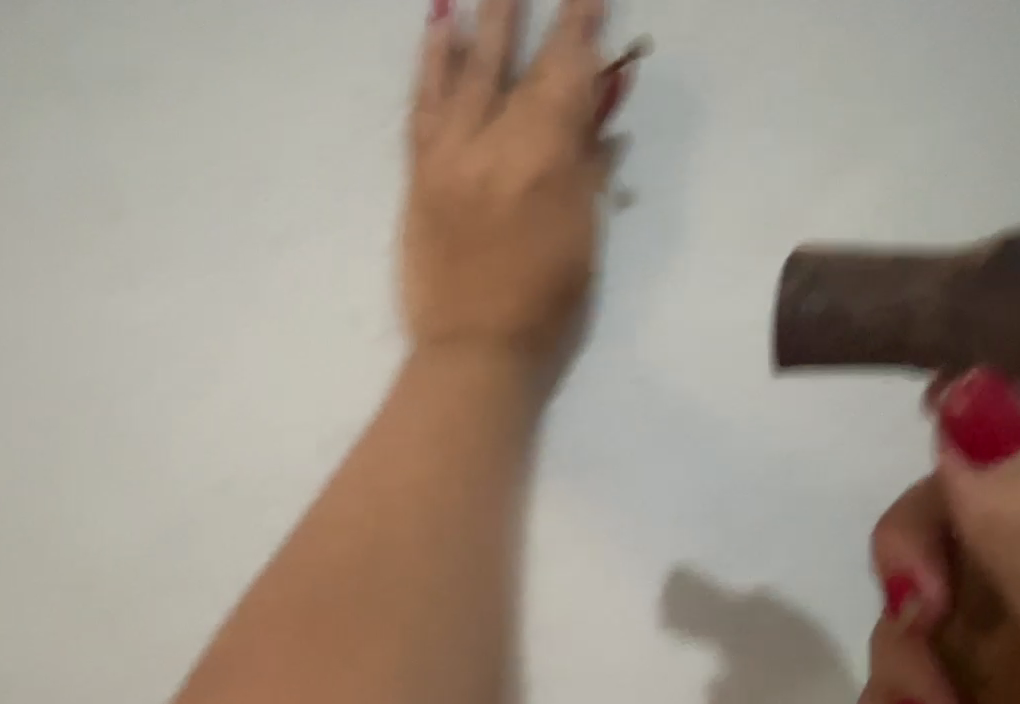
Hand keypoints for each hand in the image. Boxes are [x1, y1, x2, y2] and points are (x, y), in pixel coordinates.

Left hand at [401, 0, 626, 366]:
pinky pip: (421, 110)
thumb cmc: (545, 310)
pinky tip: (437, 33)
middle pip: (515, 63)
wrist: (473, 354)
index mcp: (545, 160)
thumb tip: (600, 119)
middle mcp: (493, 145)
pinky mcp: (418, 179)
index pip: (568, 74)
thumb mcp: (583, 241)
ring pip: (463, 74)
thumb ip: (588, 172)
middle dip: (528, 12)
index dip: (581, 27)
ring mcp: (449, 159)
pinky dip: (430, 68)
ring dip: (479, 23)